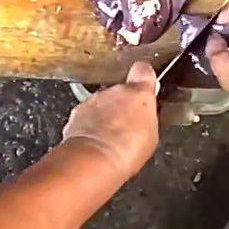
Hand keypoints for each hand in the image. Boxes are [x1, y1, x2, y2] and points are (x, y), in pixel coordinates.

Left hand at [61, 60, 159, 175]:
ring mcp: (94, 100)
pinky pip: (87, 114)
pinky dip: (90, 124)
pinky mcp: (78, 111)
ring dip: (105, 115)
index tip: (145, 82)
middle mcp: (114, 91)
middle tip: (127, 124)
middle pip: (121, 90)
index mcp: (138, 93)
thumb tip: (145, 113)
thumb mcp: (151, 135)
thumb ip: (147, 116)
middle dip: (122, 104)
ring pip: (102, 103)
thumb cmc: (126, 149)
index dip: (144, 75)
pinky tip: (96, 140)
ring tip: (111, 136)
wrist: (94, 158)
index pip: (143, 70)